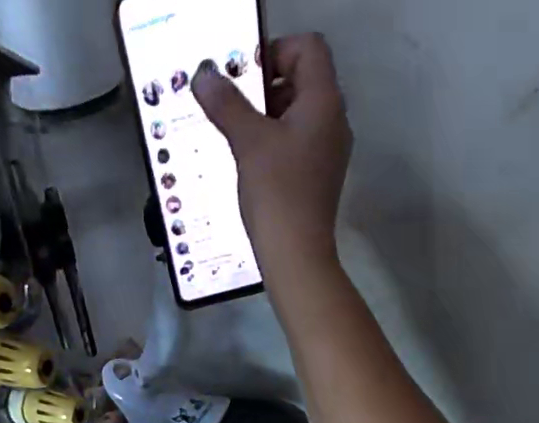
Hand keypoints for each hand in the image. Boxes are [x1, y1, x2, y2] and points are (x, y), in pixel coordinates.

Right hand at [192, 34, 352, 272]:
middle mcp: (334, 121)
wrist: (297, 256)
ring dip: (266, 117)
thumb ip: (226, 104)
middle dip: (265, 86)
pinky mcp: (318, 178)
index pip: (308, 48)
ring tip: (236, 135)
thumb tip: (204, 74)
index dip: (275, 52)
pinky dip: (273, 143)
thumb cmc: (277, 192)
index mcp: (324, 102)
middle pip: (303, 80)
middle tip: (232, 106)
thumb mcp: (248, 142)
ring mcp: (329, 152)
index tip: (243, 78)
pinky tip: (250, 163)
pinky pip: (297, 145)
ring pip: (297, 115)